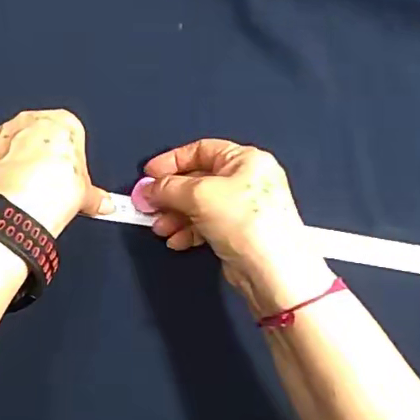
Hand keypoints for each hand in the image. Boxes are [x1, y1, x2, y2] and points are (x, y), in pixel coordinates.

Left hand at [0, 110, 108, 235]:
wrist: (16, 207)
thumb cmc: (51, 190)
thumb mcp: (85, 194)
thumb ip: (92, 195)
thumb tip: (99, 202)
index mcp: (60, 121)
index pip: (69, 136)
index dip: (68, 160)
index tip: (69, 178)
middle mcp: (25, 123)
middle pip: (34, 139)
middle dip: (38, 159)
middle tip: (46, 186)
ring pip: (5, 147)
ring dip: (10, 165)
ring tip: (21, 193)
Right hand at [134, 139, 333, 312]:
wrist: (270, 270)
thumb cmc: (253, 226)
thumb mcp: (198, 194)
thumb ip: (167, 187)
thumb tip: (149, 188)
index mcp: (246, 161)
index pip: (200, 150)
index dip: (171, 161)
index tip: (150, 174)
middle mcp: (246, 181)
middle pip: (194, 180)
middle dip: (168, 195)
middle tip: (149, 203)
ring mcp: (241, 208)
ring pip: (194, 205)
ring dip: (173, 216)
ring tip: (162, 226)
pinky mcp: (235, 232)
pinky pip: (201, 225)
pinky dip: (185, 231)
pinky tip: (177, 239)